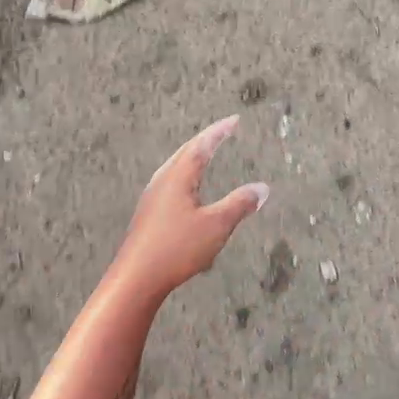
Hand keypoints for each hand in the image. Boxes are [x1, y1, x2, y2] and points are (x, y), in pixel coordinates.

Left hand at [112, 115, 268, 295]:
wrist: (136, 278)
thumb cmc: (177, 248)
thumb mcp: (217, 225)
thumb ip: (240, 204)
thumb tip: (262, 188)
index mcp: (178, 178)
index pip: (201, 147)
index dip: (219, 132)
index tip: (234, 120)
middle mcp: (162, 182)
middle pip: (184, 153)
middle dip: (204, 141)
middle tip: (221, 132)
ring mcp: (152, 199)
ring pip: (174, 168)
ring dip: (191, 157)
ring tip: (204, 154)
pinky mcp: (148, 215)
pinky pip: (170, 183)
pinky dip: (185, 175)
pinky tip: (186, 189)